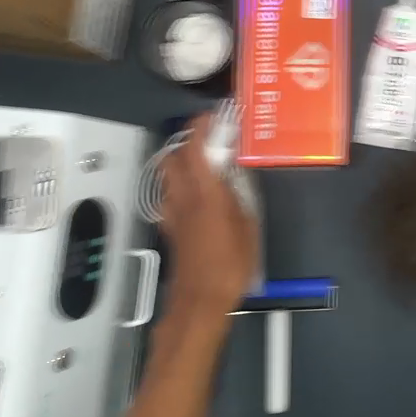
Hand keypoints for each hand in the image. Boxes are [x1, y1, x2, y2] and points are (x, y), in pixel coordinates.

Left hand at [159, 113, 259, 319]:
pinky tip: (196, 197)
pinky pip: (170, 196)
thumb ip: (238, 196)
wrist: (201, 299)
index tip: (212, 117)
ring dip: (181, 165)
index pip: (195, 147)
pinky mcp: (169, 227)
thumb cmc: (231, 264)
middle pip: (172, 157)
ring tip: (204, 168)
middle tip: (209, 143)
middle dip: (187, 143)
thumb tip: (233, 177)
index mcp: (206, 192)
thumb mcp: (247, 225)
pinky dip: (179, 187)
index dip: (200, 126)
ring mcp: (171, 212)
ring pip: (167, 176)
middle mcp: (183, 197)